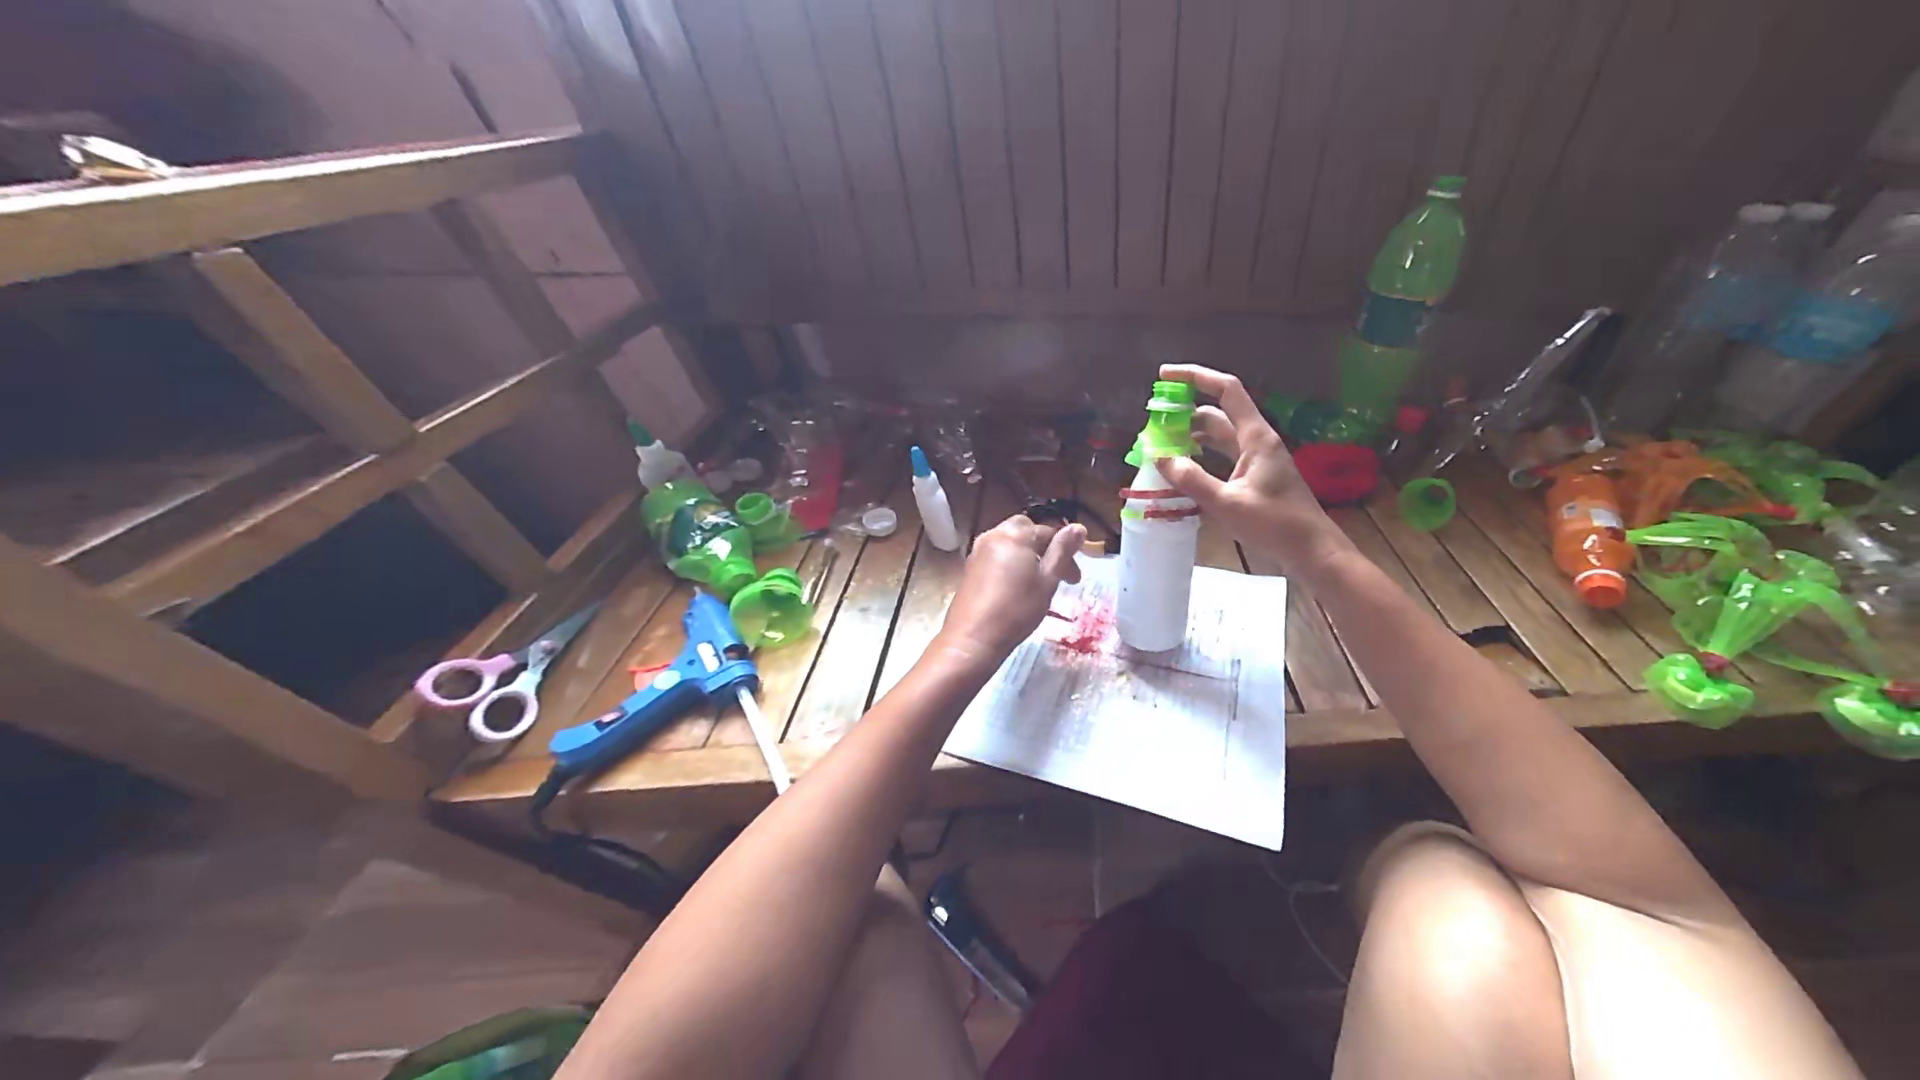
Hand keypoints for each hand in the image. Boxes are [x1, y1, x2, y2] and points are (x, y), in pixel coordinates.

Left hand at [935, 514, 1085, 660]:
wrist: (973, 638)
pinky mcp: (969, 566)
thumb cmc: (1017, 609)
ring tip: (1036, 582)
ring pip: (1009, 543)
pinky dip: (1010, 563)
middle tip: (1056, 574)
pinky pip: (996, 555)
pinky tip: (1015, 586)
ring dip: (1027, 555)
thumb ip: (1063, 551)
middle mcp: (993, 534)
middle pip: (1025, 531)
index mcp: (1015, 534)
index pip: (1048, 531)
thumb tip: (1078, 527)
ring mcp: (978, 550)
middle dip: (1044, 548)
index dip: (1066, 552)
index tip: (1074, 578)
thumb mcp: (1048, 580)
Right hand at [1153, 364, 1347, 568]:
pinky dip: (1199, 455)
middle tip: (1153, 421)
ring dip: (1189, 435)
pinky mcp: (1252, 476)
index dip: (1196, 377)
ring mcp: (1255, 459)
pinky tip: (1182, 467)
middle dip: (1184, 411)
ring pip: (1217, 435)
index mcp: (1255, 437)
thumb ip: (1192, 480)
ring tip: (1160, 444)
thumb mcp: (1227, 503)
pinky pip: (1221, 455)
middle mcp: (1255, 441)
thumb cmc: (1275, 524)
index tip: (1164, 376)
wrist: (1310, 549)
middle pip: (1217, 413)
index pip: (1226, 391)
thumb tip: (1160, 458)